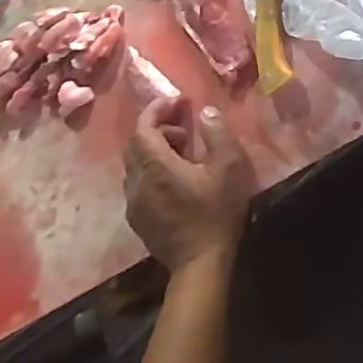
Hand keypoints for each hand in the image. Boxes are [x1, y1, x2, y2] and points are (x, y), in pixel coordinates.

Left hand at [124, 95, 256, 271]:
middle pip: (135, 145)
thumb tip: (204, 111)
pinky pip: (138, 183)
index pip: (142, 128)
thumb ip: (216, 133)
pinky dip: (152, 169)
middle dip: (156, 127)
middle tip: (182, 122)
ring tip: (183, 149)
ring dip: (154, 149)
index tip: (176, 100)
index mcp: (156, 166)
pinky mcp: (138, 219)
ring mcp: (134, 203)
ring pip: (135, 165)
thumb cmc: (217, 210)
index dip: (156, 110)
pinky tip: (176, 177)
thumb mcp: (229, 166)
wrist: (201, 262)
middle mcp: (137, 182)